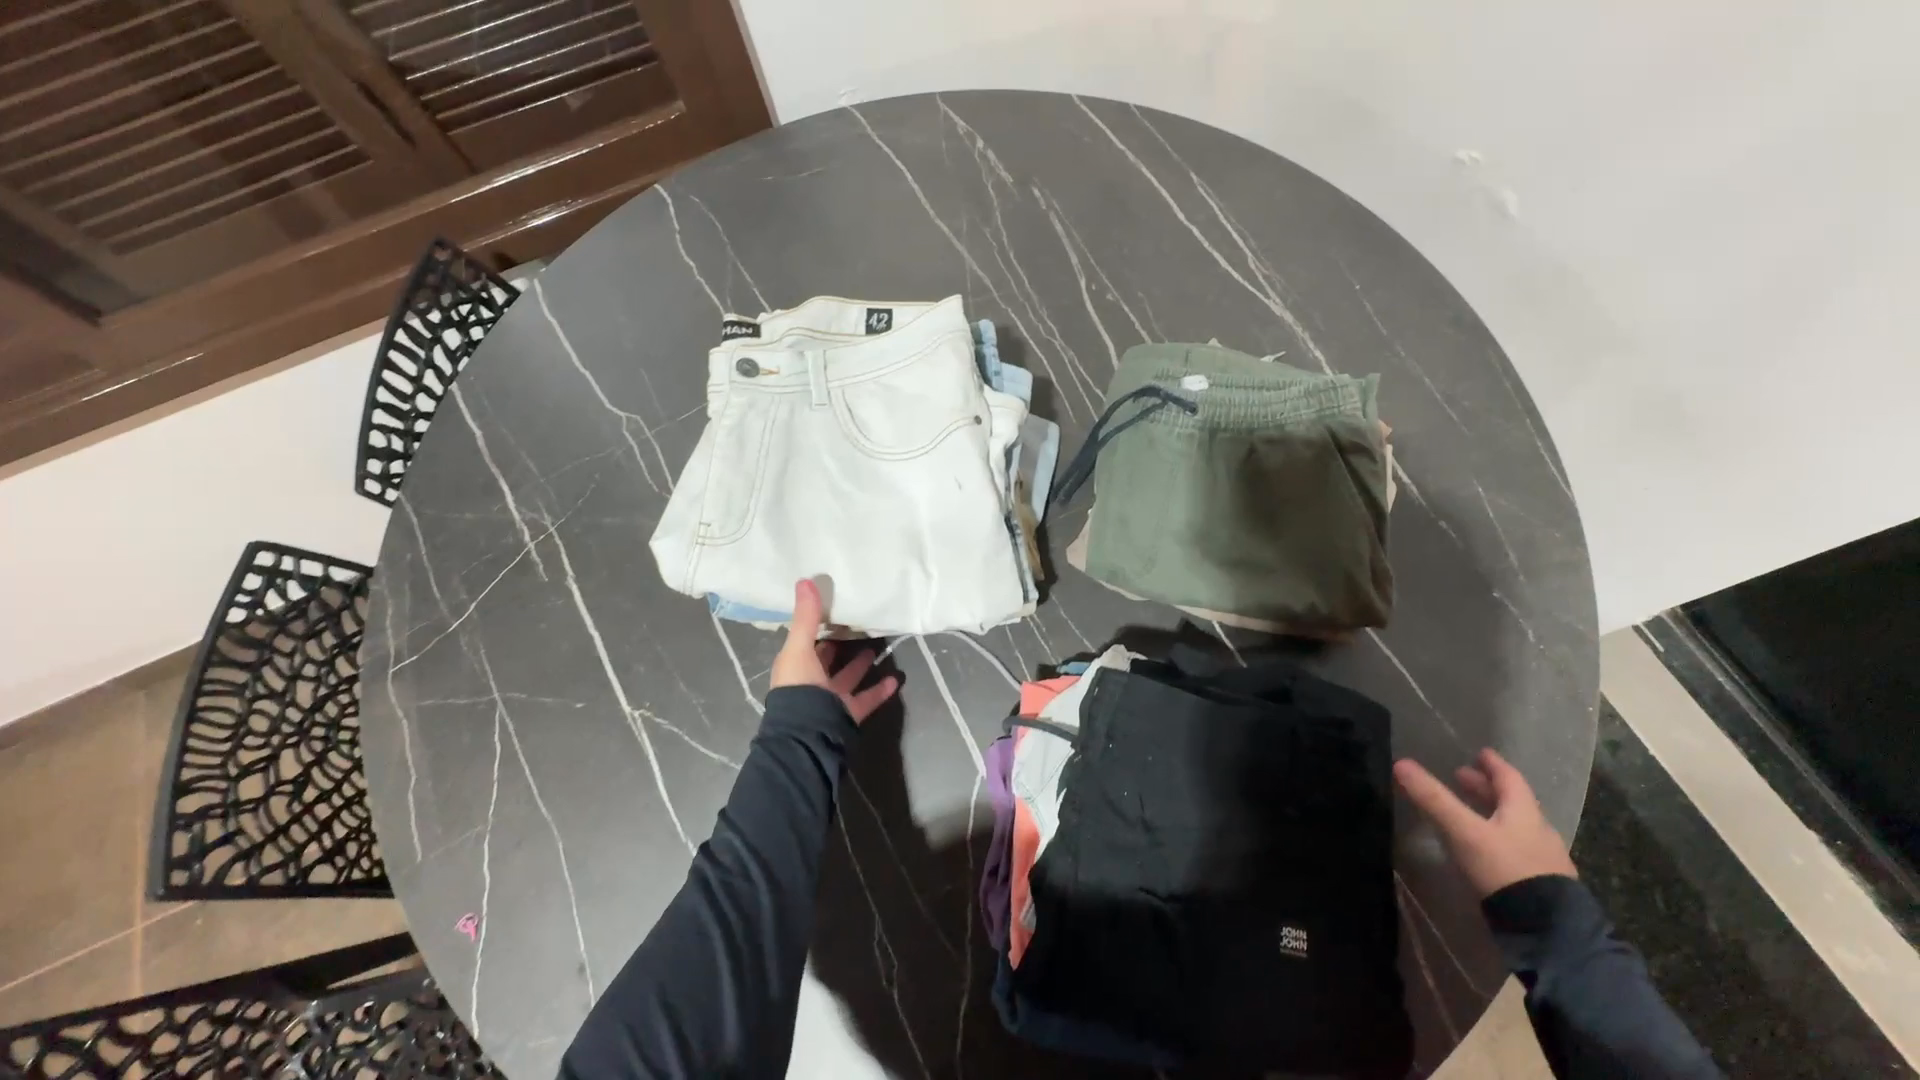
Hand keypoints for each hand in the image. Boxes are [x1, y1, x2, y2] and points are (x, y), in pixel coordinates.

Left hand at [769, 579, 898, 723]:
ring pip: (847, 679)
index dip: (815, 628)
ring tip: (876, 647)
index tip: (832, 611)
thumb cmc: (799, 687)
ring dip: (860, 665)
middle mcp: (810, 683)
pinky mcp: (848, 714)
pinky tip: (895, 679)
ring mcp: (829, 701)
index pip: (804, 644)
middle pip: (826, 661)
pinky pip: (866, 699)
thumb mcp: (799, 647)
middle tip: (857, 626)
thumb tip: (805, 580)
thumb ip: (806, 616)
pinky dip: (880, 690)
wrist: (809, 733)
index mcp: (794, 667)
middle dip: (839, 645)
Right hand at [1394, 748, 1576, 897]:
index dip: (1493, 765)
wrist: (1546, 927)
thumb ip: (1434, 799)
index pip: (1509, 778)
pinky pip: (1518, 850)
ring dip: (1494, 814)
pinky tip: (1486, 851)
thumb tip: (1401, 763)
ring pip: (1516, 826)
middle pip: (1513, 801)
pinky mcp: (1540, 883)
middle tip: (1462, 779)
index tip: (1480, 753)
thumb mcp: (1463, 831)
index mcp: (1524, 812)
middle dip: (1487, 788)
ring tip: (1471, 814)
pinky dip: (1499, 840)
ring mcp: (1543, 859)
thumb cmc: (1504, 868)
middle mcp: (1538, 830)